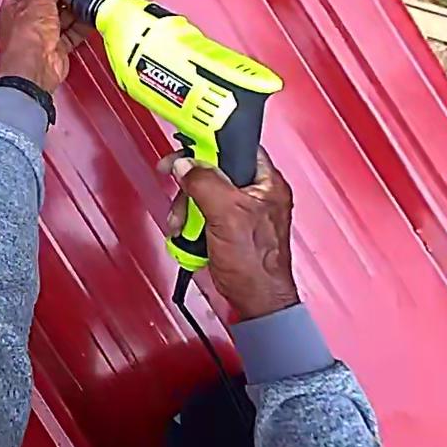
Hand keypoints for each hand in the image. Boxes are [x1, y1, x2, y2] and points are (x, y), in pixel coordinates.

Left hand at [0, 0, 91, 93]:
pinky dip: (80, 27)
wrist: (35, 68)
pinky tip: (88, 19)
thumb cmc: (26, 40)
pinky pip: (71, 34)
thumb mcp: (38, 3)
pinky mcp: (56, 48)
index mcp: (14, 5)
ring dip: (72, 8)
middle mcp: (26, 20)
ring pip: (60, 16)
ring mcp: (41, 35)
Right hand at [166, 148, 299, 320]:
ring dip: (187, 207)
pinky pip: (202, 212)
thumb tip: (187, 165)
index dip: (210, 143)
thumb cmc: (257, 266)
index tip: (188, 145)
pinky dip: (190, 222)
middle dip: (191, 185)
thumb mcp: (227, 216)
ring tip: (184, 223)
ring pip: (203, 192)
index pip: (235, 146)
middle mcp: (256, 193)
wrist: (255, 302)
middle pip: (213, 169)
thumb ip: (205, 183)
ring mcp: (241, 211)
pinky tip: (188, 233)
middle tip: (180, 191)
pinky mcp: (227, 227)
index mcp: (266, 183)